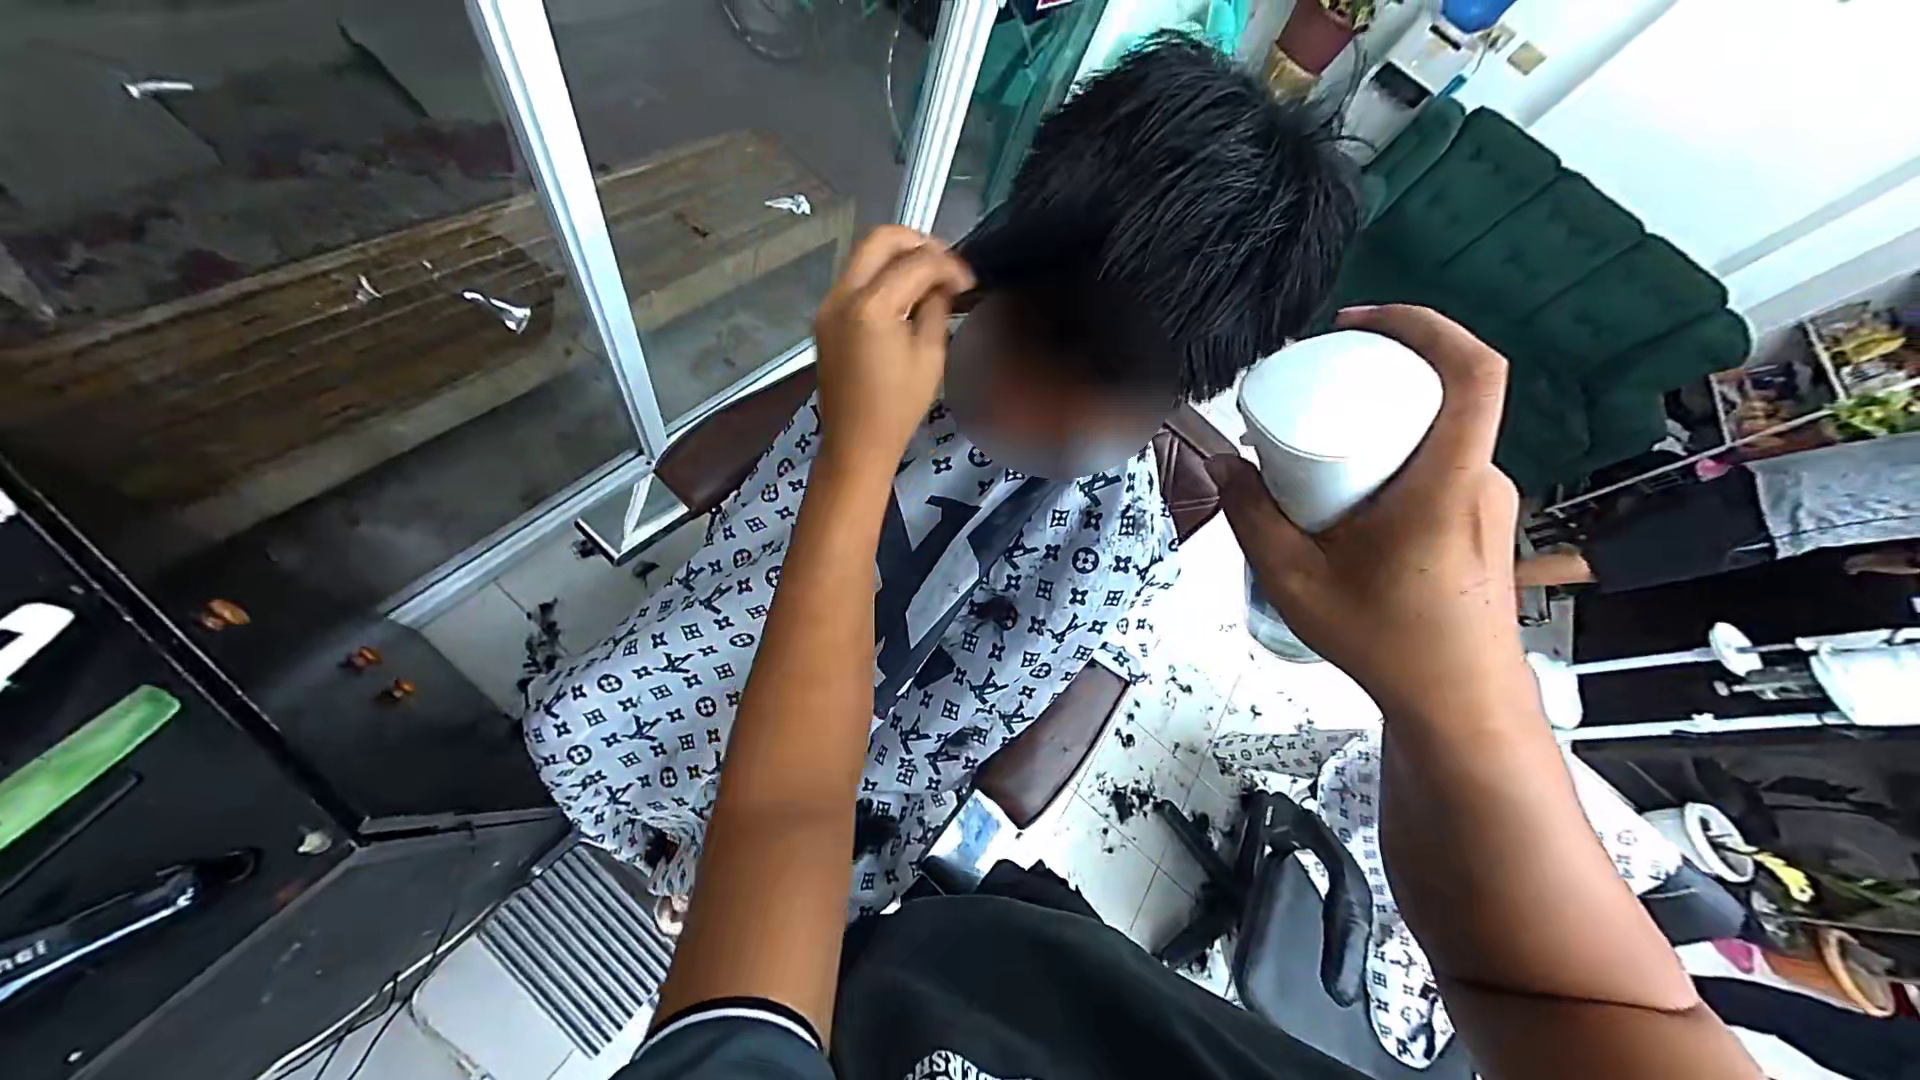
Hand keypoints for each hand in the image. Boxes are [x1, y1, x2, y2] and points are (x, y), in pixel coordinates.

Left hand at [813, 226, 974, 470]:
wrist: (856, 441)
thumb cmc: (898, 407)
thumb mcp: (929, 357)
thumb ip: (936, 308)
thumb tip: (942, 285)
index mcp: (871, 307)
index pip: (916, 263)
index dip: (949, 265)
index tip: (968, 281)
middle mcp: (842, 295)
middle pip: (880, 239)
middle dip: (918, 243)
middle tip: (945, 264)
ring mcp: (828, 305)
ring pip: (864, 256)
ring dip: (898, 257)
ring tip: (929, 279)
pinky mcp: (824, 318)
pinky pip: (854, 280)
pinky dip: (881, 277)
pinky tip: (904, 296)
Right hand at [1206, 305, 1528, 721]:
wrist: (1457, 704)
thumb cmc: (1383, 640)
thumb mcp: (1294, 578)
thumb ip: (1250, 516)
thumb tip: (1221, 463)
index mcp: (1446, 482)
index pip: (1472, 371)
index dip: (1422, 325)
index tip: (1356, 323)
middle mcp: (1480, 479)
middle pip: (1446, 393)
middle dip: (1379, 371)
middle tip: (1313, 381)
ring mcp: (1487, 501)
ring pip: (1439, 430)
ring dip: (1384, 415)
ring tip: (1319, 435)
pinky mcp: (1480, 522)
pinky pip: (1438, 461)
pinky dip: (1394, 449)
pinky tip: (1348, 483)